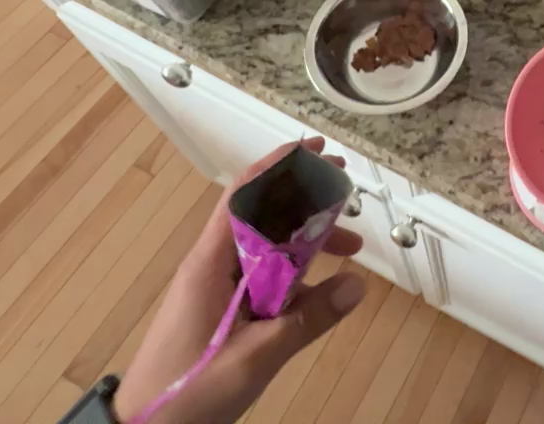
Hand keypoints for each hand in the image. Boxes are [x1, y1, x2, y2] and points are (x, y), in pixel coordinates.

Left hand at [113, 138, 366, 423]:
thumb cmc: (187, 394)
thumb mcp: (255, 358)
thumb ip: (308, 320)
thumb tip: (357, 284)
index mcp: (212, 262)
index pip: (245, 193)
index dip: (280, 165)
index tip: (315, 149)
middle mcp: (215, 264)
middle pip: (264, 211)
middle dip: (306, 194)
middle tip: (345, 185)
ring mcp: (219, 286)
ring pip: (269, 243)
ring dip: (308, 236)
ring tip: (350, 243)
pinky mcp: (224, 308)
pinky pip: (267, 273)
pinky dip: (297, 267)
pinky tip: (323, 282)